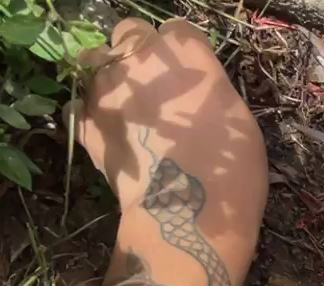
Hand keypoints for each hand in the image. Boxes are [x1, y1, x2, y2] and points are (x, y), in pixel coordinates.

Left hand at [76, 18, 265, 222]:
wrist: (189, 215)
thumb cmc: (231, 173)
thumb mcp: (242, 126)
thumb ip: (214, 93)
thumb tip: (198, 90)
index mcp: (184, 56)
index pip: (180, 32)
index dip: (187, 54)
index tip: (196, 78)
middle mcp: (138, 57)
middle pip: (131, 34)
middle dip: (143, 54)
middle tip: (160, 89)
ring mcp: (105, 87)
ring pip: (98, 62)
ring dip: (114, 79)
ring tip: (133, 112)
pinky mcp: (85, 120)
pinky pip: (81, 106)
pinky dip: (94, 116)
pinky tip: (114, 135)